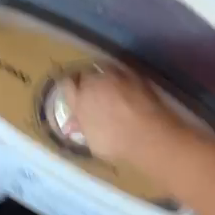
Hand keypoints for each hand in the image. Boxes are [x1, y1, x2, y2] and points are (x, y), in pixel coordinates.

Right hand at [60, 69, 186, 164]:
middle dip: (88, 83)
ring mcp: (116, 77)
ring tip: (112, 90)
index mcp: (79, 99)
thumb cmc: (115, 144)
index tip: (74, 97)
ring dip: (106, 78)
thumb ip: (82, 127)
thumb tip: (73, 124)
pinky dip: (124, 79)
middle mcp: (94, 82)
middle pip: (86, 75)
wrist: (148, 136)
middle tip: (94, 96)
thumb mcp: (92, 142)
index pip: (66, 84)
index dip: (71, 90)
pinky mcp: (136, 75)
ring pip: (105, 70)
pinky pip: (124, 73)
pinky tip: (129, 89)